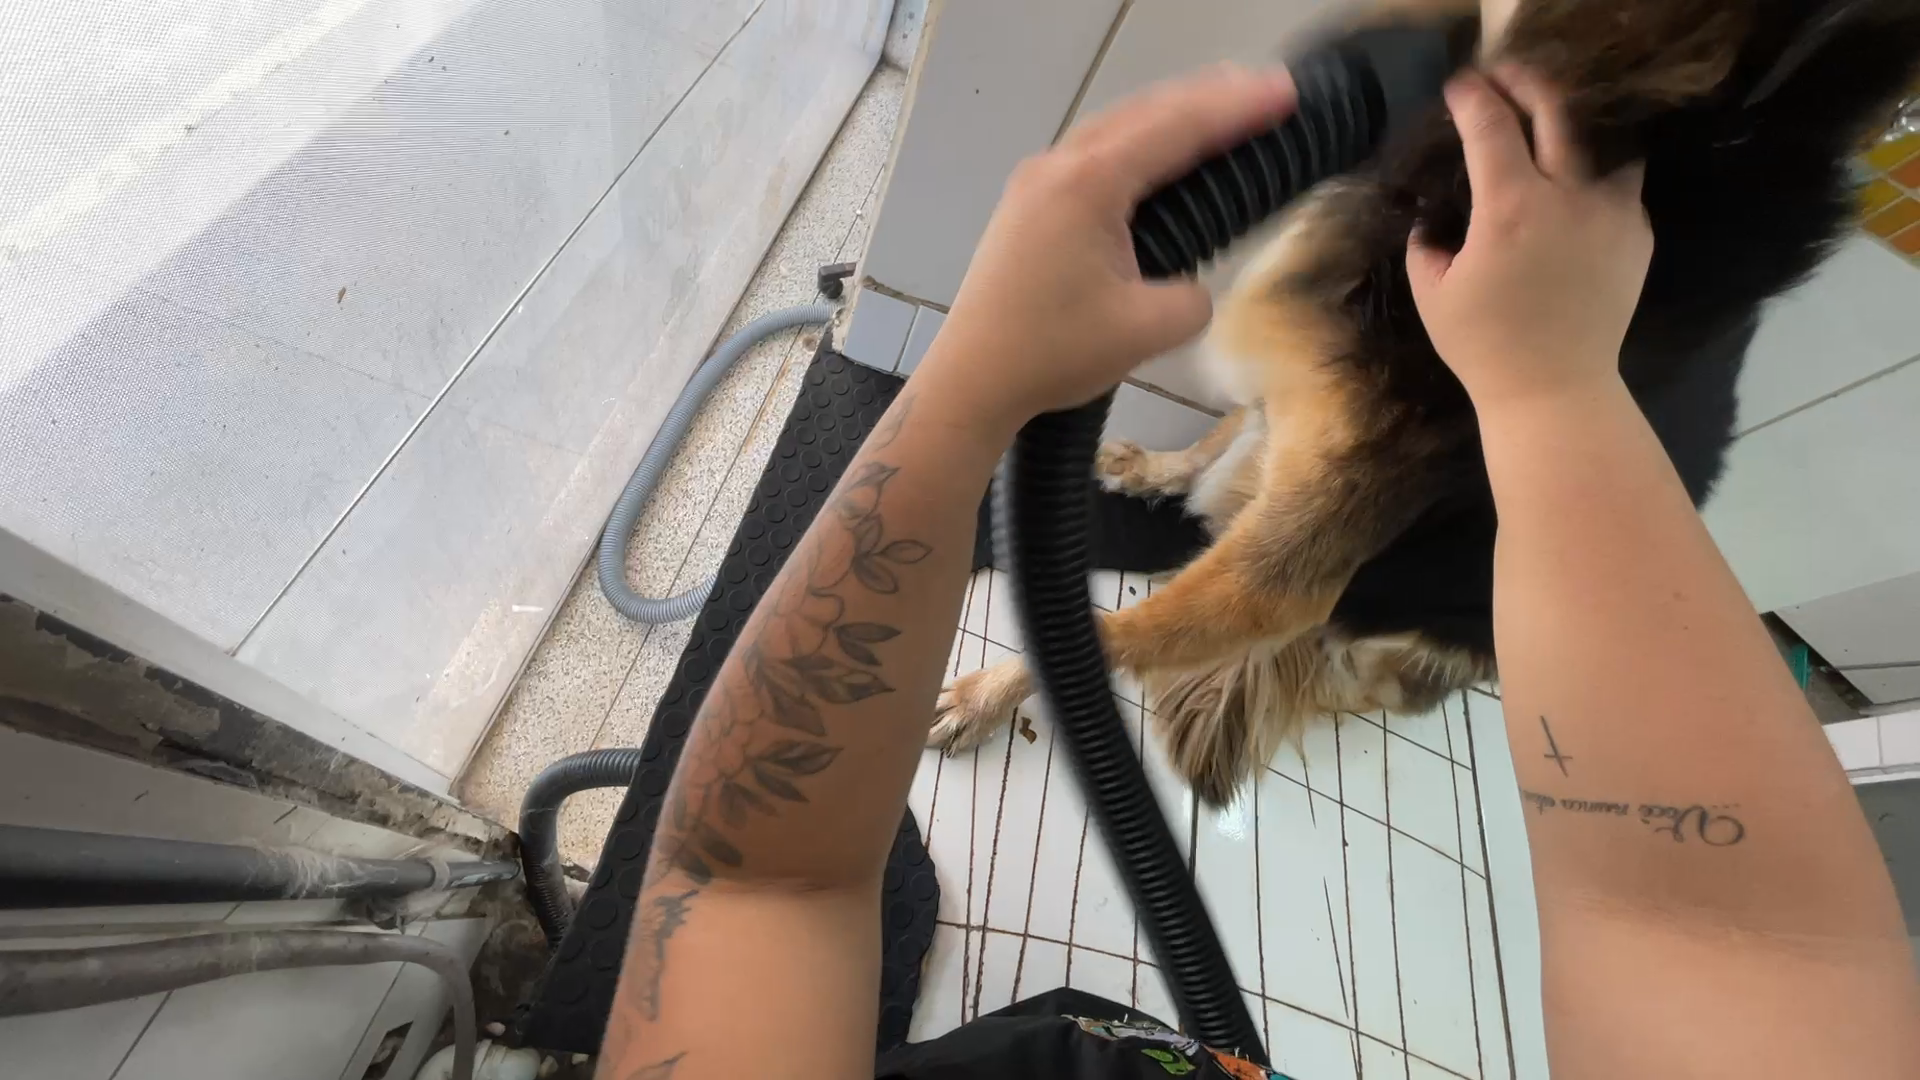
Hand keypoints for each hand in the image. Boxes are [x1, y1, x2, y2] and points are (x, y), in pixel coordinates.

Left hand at [919, 65, 1296, 427]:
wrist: (971, 381)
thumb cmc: (1052, 355)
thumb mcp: (1144, 332)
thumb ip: (1192, 300)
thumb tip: (1187, 291)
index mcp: (1089, 184)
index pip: (1178, 128)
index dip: (1238, 107)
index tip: (1286, 95)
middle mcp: (1055, 168)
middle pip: (1141, 113)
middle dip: (1204, 100)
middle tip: (1259, 95)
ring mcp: (1030, 187)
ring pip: (1108, 132)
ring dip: (1162, 120)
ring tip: (1211, 118)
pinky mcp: (1019, 212)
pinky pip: (1084, 160)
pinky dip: (1127, 150)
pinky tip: (1144, 165)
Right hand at [1407, 65, 1652, 411]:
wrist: (1552, 382)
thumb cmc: (1479, 342)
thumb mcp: (1431, 294)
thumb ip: (1426, 246)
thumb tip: (1432, 219)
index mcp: (1509, 209)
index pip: (1491, 130)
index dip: (1473, 99)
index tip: (1458, 84)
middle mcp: (1568, 193)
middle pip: (1557, 110)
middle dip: (1527, 81)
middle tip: (1504, 73)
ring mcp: (1613, 208)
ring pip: (1601, 138)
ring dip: (1572, 120)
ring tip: (1551, 121)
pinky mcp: (1636, 229)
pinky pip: (1617, 181)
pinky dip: (1591, 168)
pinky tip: (1571, 182)